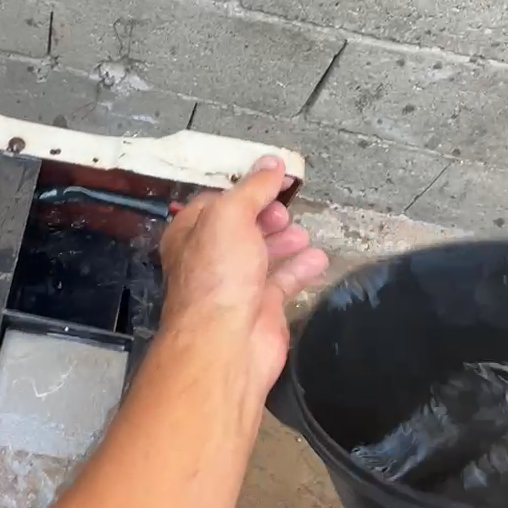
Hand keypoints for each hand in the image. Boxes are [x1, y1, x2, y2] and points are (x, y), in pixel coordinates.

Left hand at [158, 155, 326, 390]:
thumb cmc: (216, 278)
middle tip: (284, 210)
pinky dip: (301, 268)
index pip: (216, 202)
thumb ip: (252, 189)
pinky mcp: (260, 308)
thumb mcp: (230, 216)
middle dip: (264, 215)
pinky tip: (318, 257)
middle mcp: (209, 259)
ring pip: (262, 254)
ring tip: (300, 231)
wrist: (225, 343)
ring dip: (284, 240)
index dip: (244, 188)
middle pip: (240, 228)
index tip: (273, 176)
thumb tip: (270, 164)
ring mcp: (234, 284)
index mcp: (189, 233)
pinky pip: (283, 281)